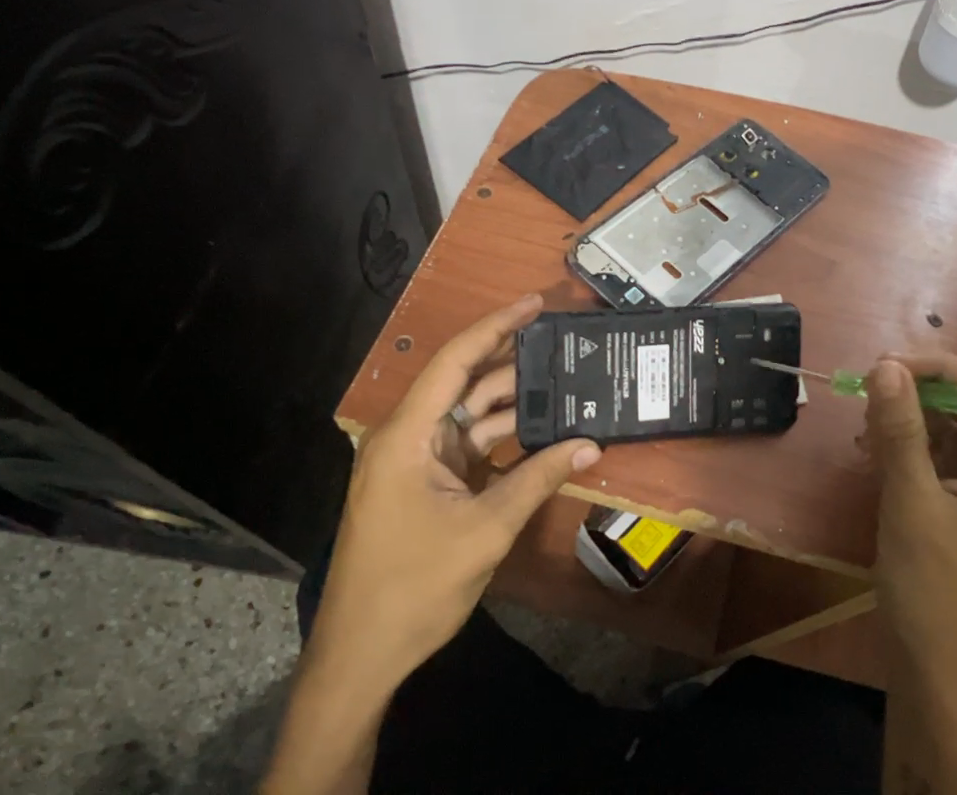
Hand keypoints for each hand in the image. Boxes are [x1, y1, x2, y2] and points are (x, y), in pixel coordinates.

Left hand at [301, 293, 601, 698]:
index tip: (535, 303)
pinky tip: (549, 434)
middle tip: (569, 346)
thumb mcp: (485, 530)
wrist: (364, 652)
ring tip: (571, 386)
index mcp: (407, 436)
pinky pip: (474, 451)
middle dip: (517, 366)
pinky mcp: (430, 488)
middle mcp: (409, 438)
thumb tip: (591, 444)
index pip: (454, 363)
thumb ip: (538, 480)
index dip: (495, 327)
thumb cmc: (414, 586)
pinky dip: (509, 443)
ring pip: (474, 419)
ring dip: (518, 408)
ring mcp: (418, 464)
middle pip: (467, 386)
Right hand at [864, 354, 956, 677]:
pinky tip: (869, 452)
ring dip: (902, 418)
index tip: (882, 365)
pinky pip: (929, 454)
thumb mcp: (912, 502)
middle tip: (862, 391)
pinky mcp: (953, 501)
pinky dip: (899, 446)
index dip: (934, 366)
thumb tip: (885, 366)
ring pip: (941, 427)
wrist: (934, 664)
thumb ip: (900, 431)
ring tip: (863, 430)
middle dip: (913, 392)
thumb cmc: (932, 585)